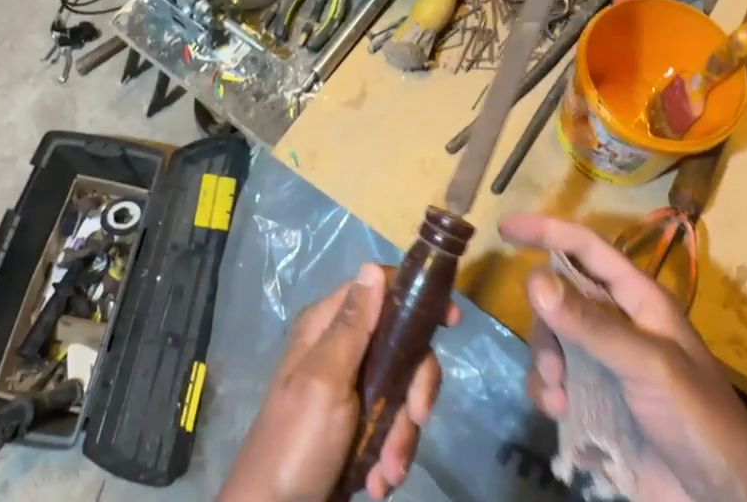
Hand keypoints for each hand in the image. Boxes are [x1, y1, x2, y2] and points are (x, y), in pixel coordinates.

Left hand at [220, 263, 459, 501]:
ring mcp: (351, 390)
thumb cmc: (296, 441)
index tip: (450, 320)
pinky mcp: (358, 427)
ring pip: (403, 393)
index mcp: (326, 328)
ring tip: (386, 471)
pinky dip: (391, 454)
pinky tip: (379, 480)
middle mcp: (341, 351)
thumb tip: (371, 266)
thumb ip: (352, 326)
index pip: (376, 290)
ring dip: (403, 435)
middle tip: (418, 419)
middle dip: (415, 391)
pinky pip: (393, 428)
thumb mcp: (325, 379)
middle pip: (402, 347)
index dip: (414, 298)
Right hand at [499, 214, 746, 501]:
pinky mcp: (594, 402)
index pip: (587, 249)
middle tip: (551, 363)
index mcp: (640, 301)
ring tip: (559, 397)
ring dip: (545, 365)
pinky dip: (548, 394)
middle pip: (559, 298)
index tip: (505, 227)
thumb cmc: (699, 419)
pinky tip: (561, 414)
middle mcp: (619, 325)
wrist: (721, 500)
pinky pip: (553, 382)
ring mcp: (605, 365)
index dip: (548, 231)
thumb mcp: (648, 365)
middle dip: (545, 325)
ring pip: (551, 341)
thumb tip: (533, 278)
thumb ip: (591, 324)